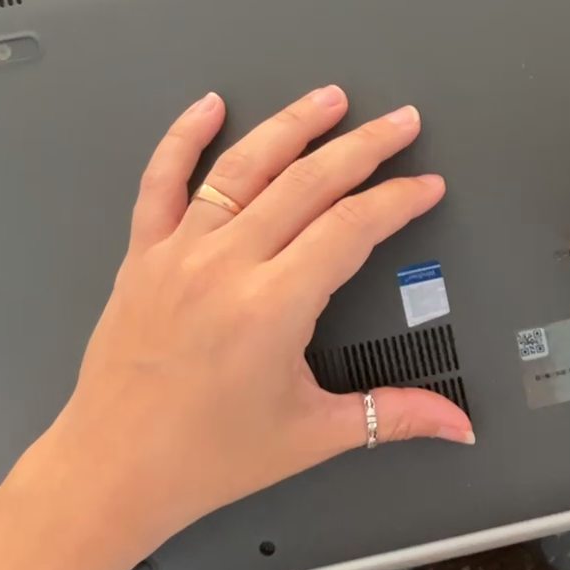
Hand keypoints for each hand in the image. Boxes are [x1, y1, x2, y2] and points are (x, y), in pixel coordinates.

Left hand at [14, 86, 474, 547]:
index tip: (424, 186)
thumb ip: (394, 416)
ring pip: (243, 167)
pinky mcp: (144, 255)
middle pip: (308, 182)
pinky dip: (182, 138)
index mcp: (272, 307)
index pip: (351, 229)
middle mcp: (226, 267)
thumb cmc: (205, 458)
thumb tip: (457, 425)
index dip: (396, 201)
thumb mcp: (312, 435)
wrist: (112, 470)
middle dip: (364, 146)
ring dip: (292, 125)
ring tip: (329, 98)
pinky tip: (208, 107)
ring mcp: (180, 254)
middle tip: (401, 122)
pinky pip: (161, 181)